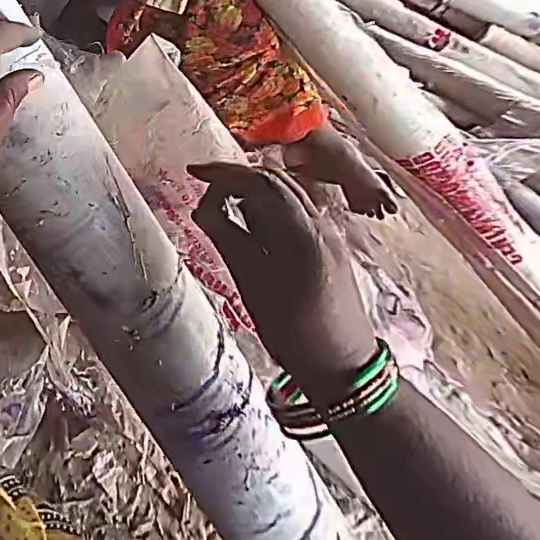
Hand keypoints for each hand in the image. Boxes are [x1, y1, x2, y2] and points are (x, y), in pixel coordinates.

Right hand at [189, 163, 377, 398]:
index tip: (195, 173)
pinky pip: (297, 207)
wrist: (344, 366)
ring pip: (288, 190)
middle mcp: (321, 224)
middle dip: (237, 177)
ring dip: (253, 189)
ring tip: (223, 201)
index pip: (260, 183)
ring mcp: (329, 233)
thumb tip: (203, 207)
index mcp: (302, 233)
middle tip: (204, 185)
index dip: (223, 174)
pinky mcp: (330, 244)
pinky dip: (269, 203)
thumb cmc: (293, 330)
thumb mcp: (252, 282)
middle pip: (275, 180)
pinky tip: (250, 218)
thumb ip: (228, 238)